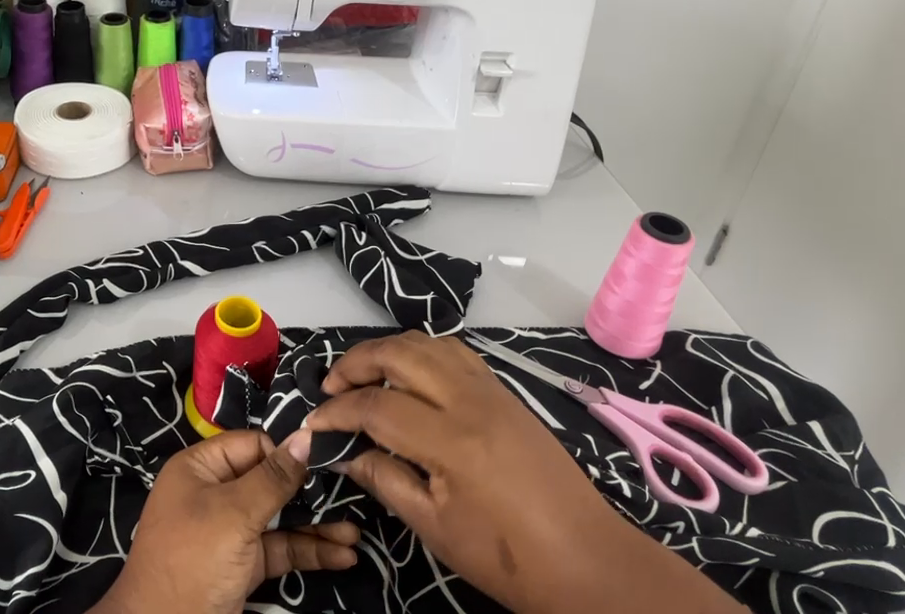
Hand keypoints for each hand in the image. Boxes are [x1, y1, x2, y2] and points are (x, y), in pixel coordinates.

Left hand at [91, 428, 359, 613]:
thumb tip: (306, 436)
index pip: (252, 444)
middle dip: (308, 491)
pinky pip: (280, 548)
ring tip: (356, 532)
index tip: (323, 463)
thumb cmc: (194, 559)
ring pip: (279, 517)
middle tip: (351, 494)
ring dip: (315, 524)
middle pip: (269, 480)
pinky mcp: (243, 564)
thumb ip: (273, 478)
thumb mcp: (234, 514)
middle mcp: (215, 492)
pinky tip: (343, 555)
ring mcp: (230, 530)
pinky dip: (308, 550)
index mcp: (201, 467)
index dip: (285, 453)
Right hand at [307, 331, 745, 613]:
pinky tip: (410, 375)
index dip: (338, 413)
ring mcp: (492, 391)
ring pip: (427, 343)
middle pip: (398, 354)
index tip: (314, 424)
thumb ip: (384, 480)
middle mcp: (469, 400)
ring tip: (364, 375)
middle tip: (332, 388)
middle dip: (355, 364)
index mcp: (451, 440)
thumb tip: (343, 453)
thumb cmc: (509, 558)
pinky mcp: (506, 394)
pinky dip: (422, 352)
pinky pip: (455, 352)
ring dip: (388, 350)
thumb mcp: (436, 529)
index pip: (376, 407)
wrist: (590, 562)